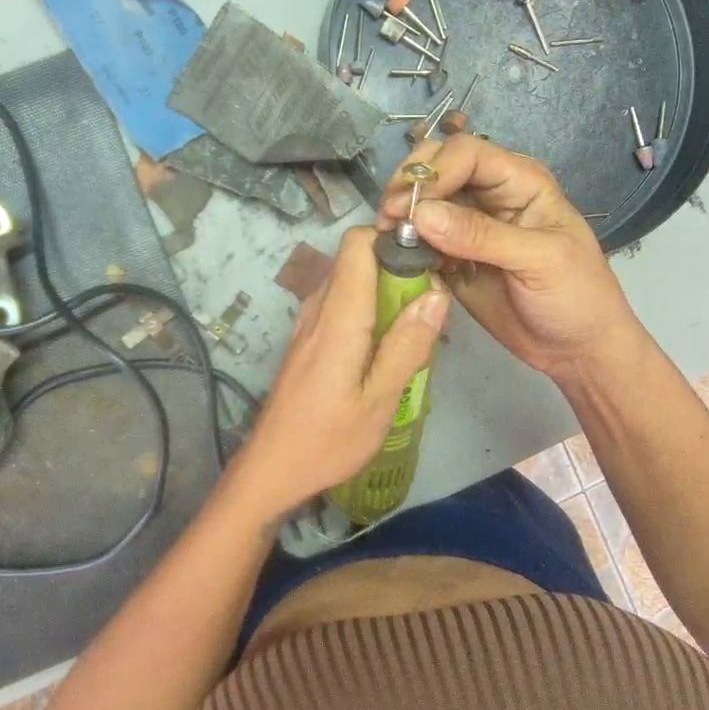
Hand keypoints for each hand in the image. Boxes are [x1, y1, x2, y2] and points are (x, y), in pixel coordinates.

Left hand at [222, 227, 450, 521]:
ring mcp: (307, 327)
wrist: (272, 470)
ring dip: (385, 296)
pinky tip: (387, 350)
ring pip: (349, 286)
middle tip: (433, 304)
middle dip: (397, 270)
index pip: (356, 244)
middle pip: (355, 262)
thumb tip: (437, 293)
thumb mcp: (379, 400)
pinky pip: (340, 310)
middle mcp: (317, 311)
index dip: (392, 239)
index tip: (429, 259)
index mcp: (337, 318)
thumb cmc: (328, 441)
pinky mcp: (305, 345)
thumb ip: (408, 345)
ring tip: (417, 329)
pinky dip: (368, 315)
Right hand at [377, 135, 645, 379]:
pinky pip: (420, 242)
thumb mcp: (538, 260)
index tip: (409, 206)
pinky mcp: (451, 259)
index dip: (435, 172)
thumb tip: (420, 214)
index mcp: (520, 183)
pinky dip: (404, 246)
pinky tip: (396, 260)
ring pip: (423, 203)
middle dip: (409, 185)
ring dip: (401, 215)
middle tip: (389, 217)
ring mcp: (466, 228)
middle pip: (438, 167)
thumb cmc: (576, 296)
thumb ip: (481, 235)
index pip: (467, 154)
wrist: (576, 349)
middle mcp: (489, 196)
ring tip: (388, 239)